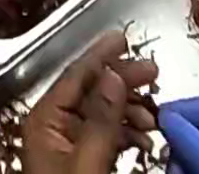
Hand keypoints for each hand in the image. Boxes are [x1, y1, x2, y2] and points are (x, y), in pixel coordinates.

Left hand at [24, 32, 159, 173]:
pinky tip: (145, 136)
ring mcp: (66, 148)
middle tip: (154, 72)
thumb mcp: (89, 165)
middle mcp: (51, 126)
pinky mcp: (81, 168)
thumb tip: (112, 74)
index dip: (101, 55)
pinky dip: (125, 133)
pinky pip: (103, 139)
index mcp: (44, 118)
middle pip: (89, 92)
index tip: (124, 37)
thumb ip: (101, 120)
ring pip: (99, 114)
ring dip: (127, 108)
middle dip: (121, 80)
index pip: (75, 76)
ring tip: (155, 112)